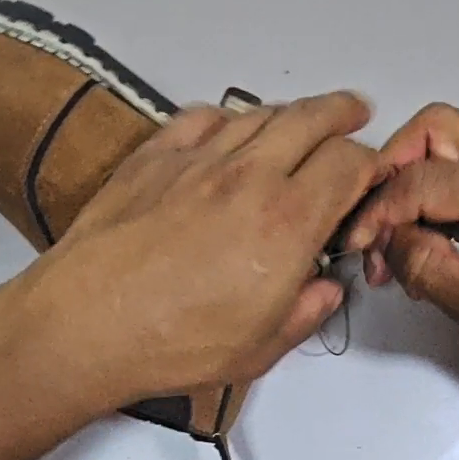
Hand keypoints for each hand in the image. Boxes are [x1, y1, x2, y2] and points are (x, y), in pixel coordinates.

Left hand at [0, 91, 382, 412]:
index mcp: (288, 223)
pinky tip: (230, 128)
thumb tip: (326, 289)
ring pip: (260, 114)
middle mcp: (250, 177)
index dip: (370, 165)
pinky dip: (228, 117)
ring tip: (304, 117)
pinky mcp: (154, 157)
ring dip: (292, 112)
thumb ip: (307, 311)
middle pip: (312, 121)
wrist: (88, 324)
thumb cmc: (175, 343)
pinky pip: (202, 117)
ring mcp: (199, 160)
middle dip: (342, 114)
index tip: (370, 175)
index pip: (349, 165)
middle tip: (355, 114)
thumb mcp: (262, 348)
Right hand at [345, 103, 458, 365]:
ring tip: (393, 251)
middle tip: (375, 236)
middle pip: (430, 131)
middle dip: (389, 178)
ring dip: (402, 192)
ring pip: (435, 144)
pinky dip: (420, 201)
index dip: (379, 210)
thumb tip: (381, 236)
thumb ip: (424, 265)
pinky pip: (448, 168)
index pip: (426, 177)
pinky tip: (416, 245)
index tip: (356, 248)